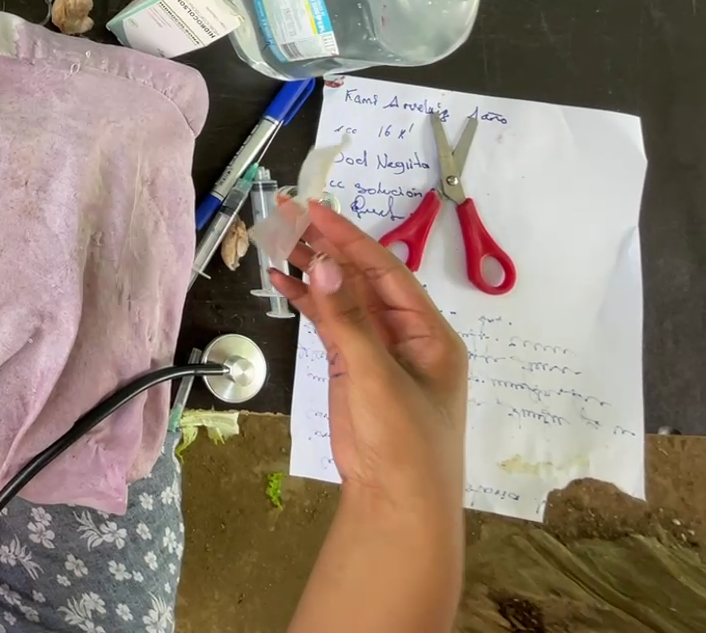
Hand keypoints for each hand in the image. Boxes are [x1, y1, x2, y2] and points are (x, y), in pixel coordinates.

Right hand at [271, 201, 467, 517]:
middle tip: (287, 215)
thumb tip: (326, 265)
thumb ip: (347, 319)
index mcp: (428, 333)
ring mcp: (376, 348)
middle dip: (326, 245)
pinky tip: (281, 282)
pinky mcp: (352, 363)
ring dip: (312, 269)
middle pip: (361, 278)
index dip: (349, 238)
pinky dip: (305, 300)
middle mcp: (405, 333)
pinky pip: (328, 320)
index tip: (313, 209)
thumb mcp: (375, 376)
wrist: (396, 497)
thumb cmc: (402, 439)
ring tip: (277, 240)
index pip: (385, 270)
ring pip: (341, 296)